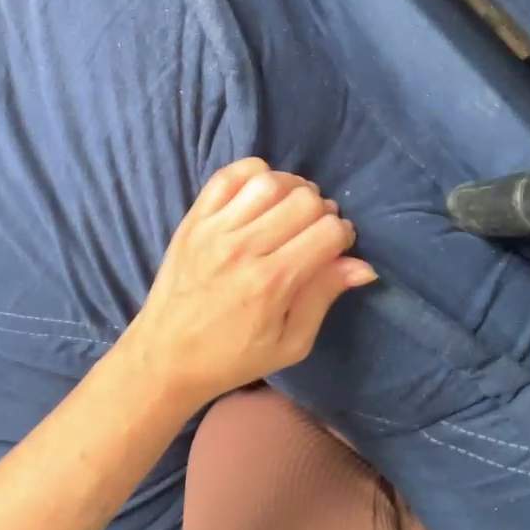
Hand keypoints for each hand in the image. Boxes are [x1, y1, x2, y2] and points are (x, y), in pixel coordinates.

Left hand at [117, 158, 377, 408]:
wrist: (166, 355)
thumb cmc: (234, 356)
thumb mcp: (291, 343)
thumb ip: (324, 295)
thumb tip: (363, 265)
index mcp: (271, 283)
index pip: (327, 232)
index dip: (343, 235)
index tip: (337, 247)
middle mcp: (244, 248)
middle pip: (303, 200)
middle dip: (322, 210)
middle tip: (316, 229)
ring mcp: (214, 228)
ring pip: (269, 181)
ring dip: (291, 188)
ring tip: (291, 208)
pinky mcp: (194, 218)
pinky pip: (228, 175)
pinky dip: (253, 172)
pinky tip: (262, 193)